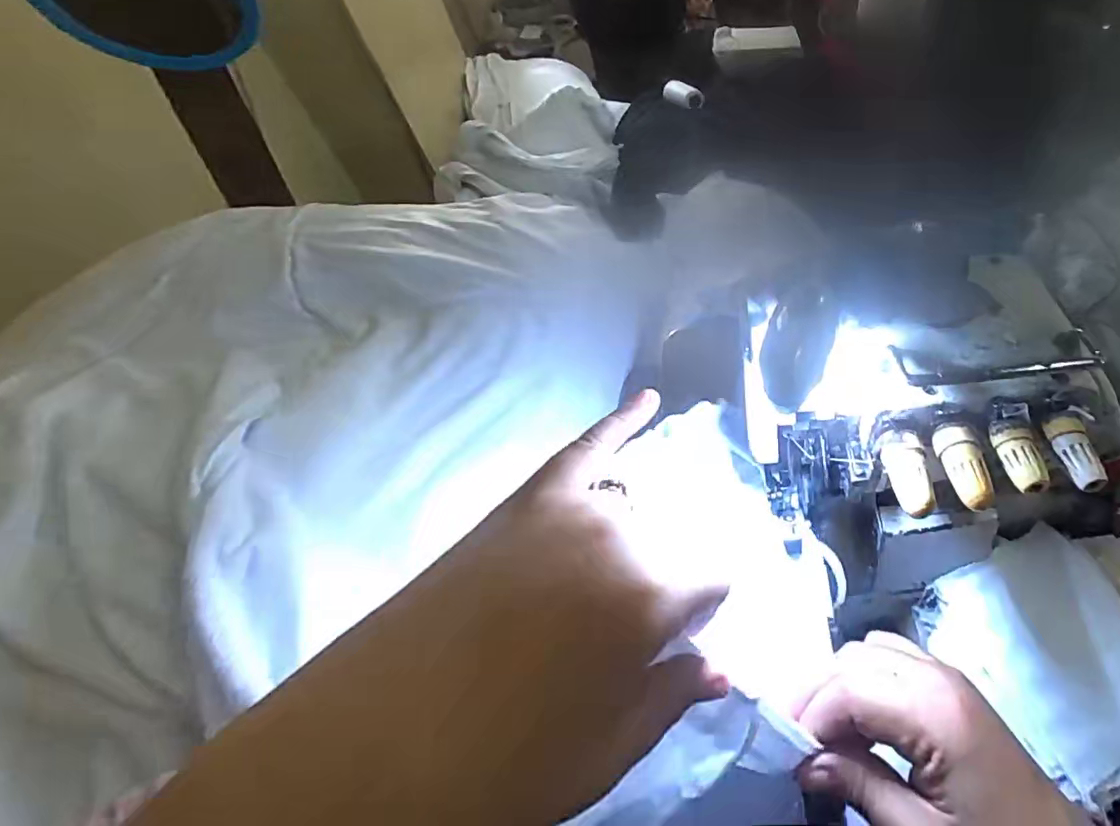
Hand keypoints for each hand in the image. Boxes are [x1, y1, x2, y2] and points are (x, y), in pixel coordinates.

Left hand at [132, 392, 729, 825]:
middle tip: (628, 627)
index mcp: (650, 604)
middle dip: (668, 579)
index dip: (701, 616)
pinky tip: (648, 400)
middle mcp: (624, 544)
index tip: (681, 641)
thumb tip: (722, 671)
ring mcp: (573, 515)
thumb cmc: (491, 772)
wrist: (346, 766)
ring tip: (617, 568)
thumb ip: (670, 701)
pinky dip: (622, 422)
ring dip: (643, 530)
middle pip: (676, 544)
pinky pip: (586, 449)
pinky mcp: (526, 504)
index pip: (714, 585)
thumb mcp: (596, 759)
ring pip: (637, 503)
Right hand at [792, 633, 1083, 825]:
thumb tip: (806, 762)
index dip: (810, 716)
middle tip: (795, 746)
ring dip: (839, 684)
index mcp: (935, 708)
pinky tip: (855, 722)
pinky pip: (894, 659)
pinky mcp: (949, 683)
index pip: (851, 685)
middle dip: (818, 694)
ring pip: (873, 650)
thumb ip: (861, 788)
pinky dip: (864, 680)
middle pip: (857, 657)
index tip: (787, 757)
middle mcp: (939, 673)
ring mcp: (946, 672)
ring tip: (819, 735)